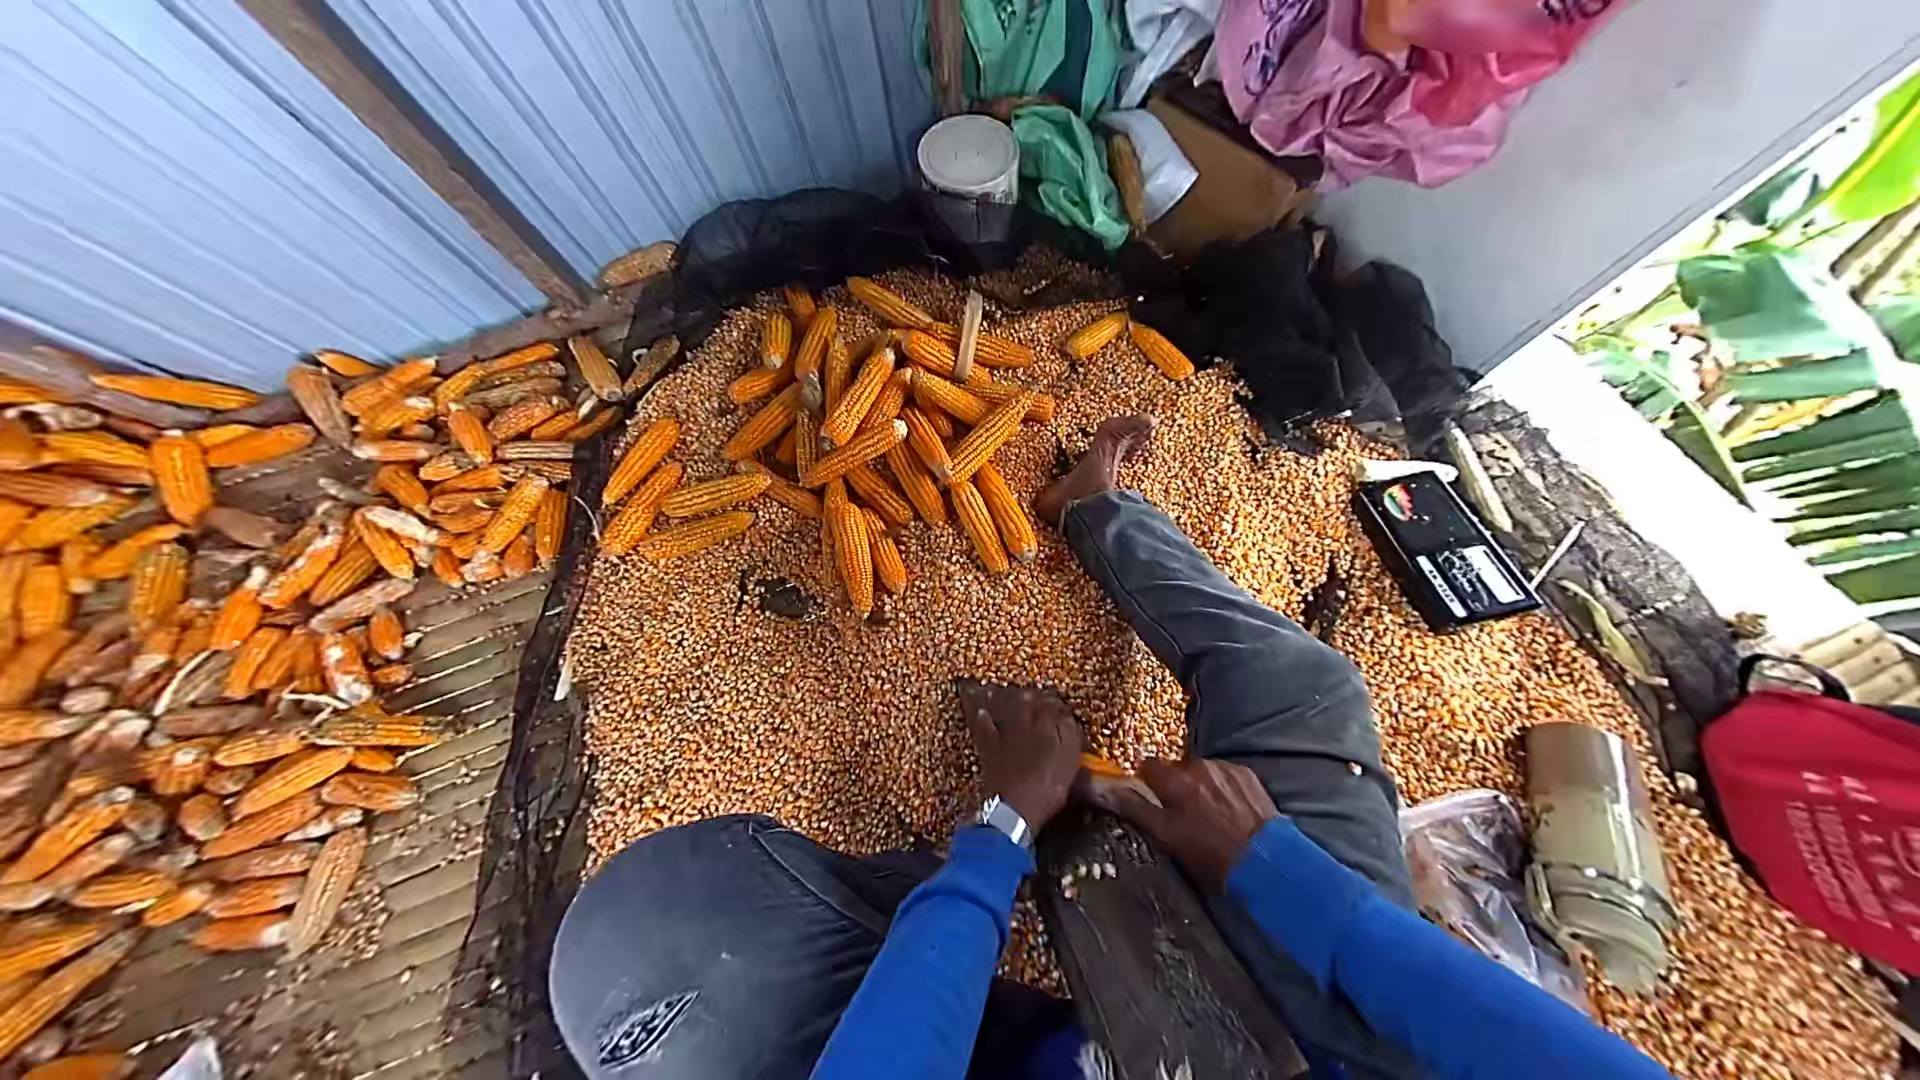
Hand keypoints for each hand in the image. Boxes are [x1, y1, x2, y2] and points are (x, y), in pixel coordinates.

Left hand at [965, 687, 1082, 831]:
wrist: (1013, 808)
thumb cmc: (1047, 791)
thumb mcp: (1068, 767)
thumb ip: (1070, 739)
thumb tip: (1068, 719)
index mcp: (1046, 729)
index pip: (1054, 707)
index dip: (1058, 705)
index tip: (1063, 707)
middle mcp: (1025, 725)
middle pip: (1031, 703)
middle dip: (1039, 698)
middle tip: (1044, 697)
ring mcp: (1005, 734)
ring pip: (1012, 710)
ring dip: (1019, 701)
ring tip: (1023, 696)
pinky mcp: (990, 746)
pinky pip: (985, 727)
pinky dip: (985, 719)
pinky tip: (983, 713)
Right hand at [1096, 758, 1278, 893]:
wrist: (1268, 863)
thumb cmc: (1210, 855)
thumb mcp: (1166, 837)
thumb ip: (1135, 808)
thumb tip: (1105, 788)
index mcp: (1173, 780)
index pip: (1147, 766)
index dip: (1147, 781)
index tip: (1153, 797)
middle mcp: (1197, 766)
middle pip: (1176, 768)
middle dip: (1177, 785)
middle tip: (1185, 812)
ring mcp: (1224, 768)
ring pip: (1201, 771)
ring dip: (1201, 785)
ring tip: (1213, 814)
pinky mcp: (1247, 775)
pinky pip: (1225, 775)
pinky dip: (1223, 788)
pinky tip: (1232, 811)